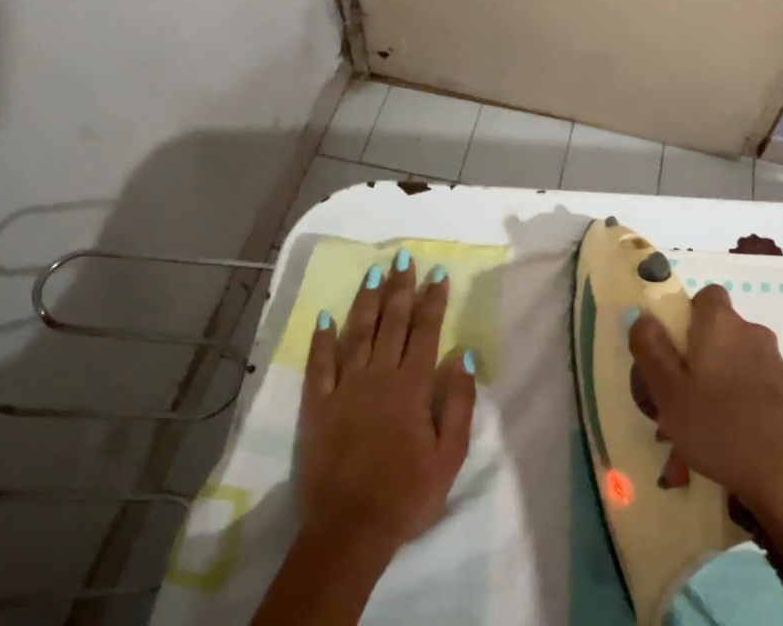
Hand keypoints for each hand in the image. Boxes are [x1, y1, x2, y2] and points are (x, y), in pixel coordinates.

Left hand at [296, 250, 476, 554]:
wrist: (350, 527)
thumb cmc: (408, 493)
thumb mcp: (450, 454)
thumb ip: (457, 402)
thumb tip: (464, 355)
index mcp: (412, 387)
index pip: (426, 332)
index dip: (433, 300)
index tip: (438, 272)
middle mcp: (378, 377)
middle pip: (392, 323)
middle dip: (400, 287)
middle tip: (403, 257)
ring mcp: (345, 389)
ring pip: (357, 334)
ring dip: (366, 301)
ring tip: (373, 272)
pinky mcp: (318, 406)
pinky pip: (319, 365)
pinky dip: (322, 340)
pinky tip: (326, 318)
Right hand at [627, 284, 782, 513]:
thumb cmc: (717, 425)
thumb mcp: (667, 390)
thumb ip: (651, 348)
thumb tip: (643, 315)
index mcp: (721, 324)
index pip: (706, 296)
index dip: (686, 316)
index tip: (670, 350)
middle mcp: (751, 334)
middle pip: (715, 336)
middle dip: (692, 365)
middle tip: (671, 404)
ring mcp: (773, 365)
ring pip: (730, 370)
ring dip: (708, 395)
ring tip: (687, 441)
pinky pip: (748, 393)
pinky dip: (731, 412)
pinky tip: (717, 450)